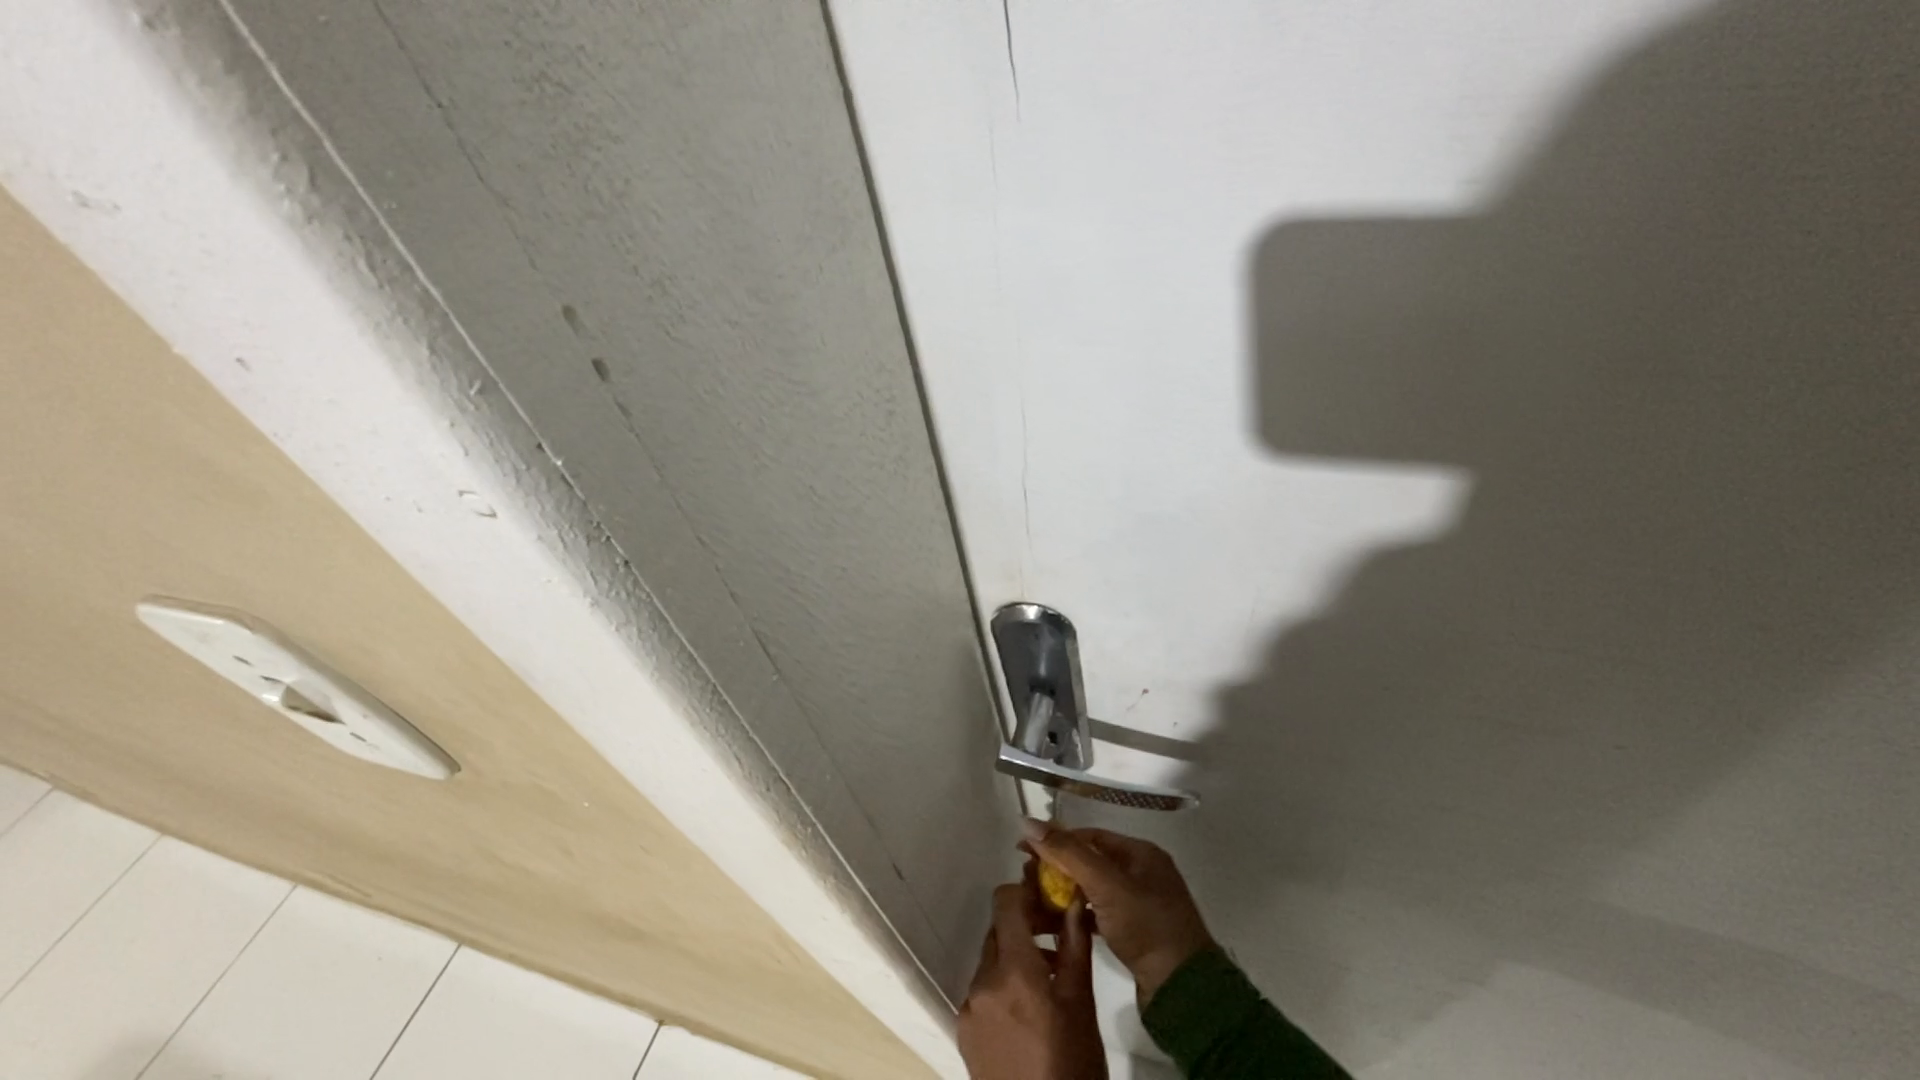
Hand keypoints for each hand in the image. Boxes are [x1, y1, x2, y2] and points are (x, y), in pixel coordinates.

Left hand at [958, 882, 1107, 1079]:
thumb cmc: (1074, 1063)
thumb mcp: (1082, 1004)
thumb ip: (1074, 946)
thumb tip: (1072, 900)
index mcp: (1013, 971)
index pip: (1005, 905)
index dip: (1024, 893)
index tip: (1048, 900)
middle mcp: (982, 982)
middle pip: (998, 933)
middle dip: (1025, 929)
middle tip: (1056, 940)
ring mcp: (968, 1008)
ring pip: (991, 963)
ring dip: (1015, 960)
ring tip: (1048, 982)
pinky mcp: (963, 1031)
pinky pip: (982, 992)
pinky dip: (1002, 988)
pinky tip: (1028, 1012)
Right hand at [1022, 821, 1215, 1006]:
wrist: (1181, 988)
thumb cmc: (1146, 927)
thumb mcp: (1106, 885)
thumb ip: (1067, 853)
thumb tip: (1027, 821)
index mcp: (1141, 853)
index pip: (1089, 836)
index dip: (1055, 840)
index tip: (1022, 850)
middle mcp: (1141, 873)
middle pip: (1089, 861)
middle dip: (1056, 868)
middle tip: (1025, 878)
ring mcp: (1138, 904)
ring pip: (1091, 889)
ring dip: (1063, 893)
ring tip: (1033, 901)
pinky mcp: (1133, 931)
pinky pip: (1097, 914)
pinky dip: (1076, 915)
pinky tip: (1055, 924)